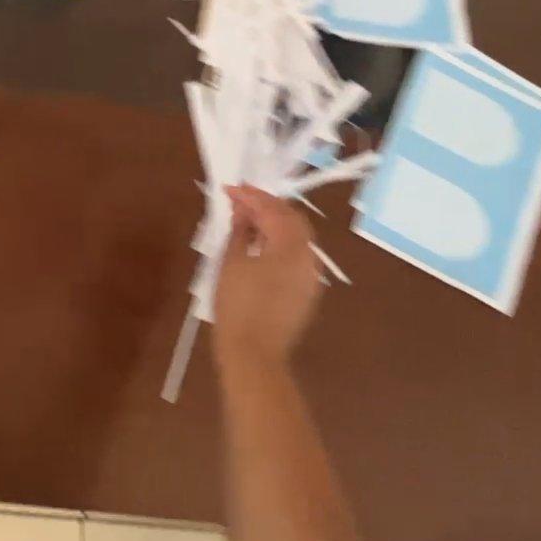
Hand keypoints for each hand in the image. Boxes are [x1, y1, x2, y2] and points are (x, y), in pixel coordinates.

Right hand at [212, 186, 324, 369]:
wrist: (254, 351)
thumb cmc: (237, 305)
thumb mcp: (231, 263)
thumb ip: (240, 233)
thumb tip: (243, 213)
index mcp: (290, 248)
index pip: (274, 210)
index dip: (251, 196)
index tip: (230, 189)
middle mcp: (308, 257)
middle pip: (293, 220)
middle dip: (266, 206)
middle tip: (239, 200)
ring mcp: (310, 275)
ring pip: (297, 237)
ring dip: (274, 223)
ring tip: (247, 220)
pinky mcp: (306, 290)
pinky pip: (296, 255)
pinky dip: (279, 241)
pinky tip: (259, 244)